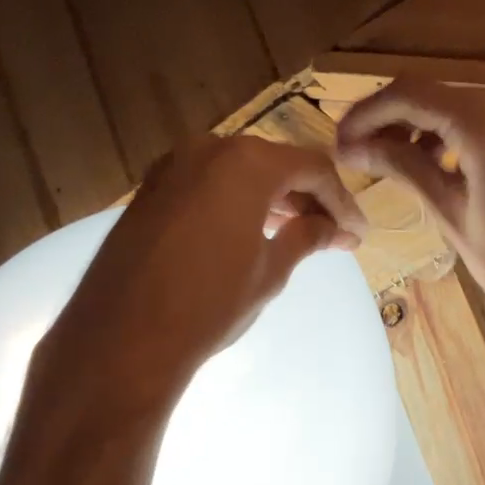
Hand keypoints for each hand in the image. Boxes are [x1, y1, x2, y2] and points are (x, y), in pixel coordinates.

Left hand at [28, 135, 365, 418]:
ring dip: (273, 199)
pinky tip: (252, 232)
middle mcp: (207, 149)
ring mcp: (172, 167)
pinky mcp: (150, 191)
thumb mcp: (270, 271)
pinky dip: (237, 202)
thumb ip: (306, 238)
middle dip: (308, 196)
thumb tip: (337, 229)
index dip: (342, 200)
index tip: (358, 233)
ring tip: (299, 234)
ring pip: (238, 172)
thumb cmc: (210, 302)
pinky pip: (208, 184)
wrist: (126, 335)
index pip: (312, 168)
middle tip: (334, 232)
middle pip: (273, 163)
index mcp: (246, 163)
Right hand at [336, 78, 484, 484]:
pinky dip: (484, 135)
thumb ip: (406, 168)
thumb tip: (354, 146)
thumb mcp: (454, 217)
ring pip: (483, 107)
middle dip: (405, 121)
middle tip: (370, 154)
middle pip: (450, 96)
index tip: (343, 139)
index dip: (370, 113)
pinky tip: (462, 164)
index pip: (414, 95)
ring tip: (412, 163)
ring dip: (444, 127)